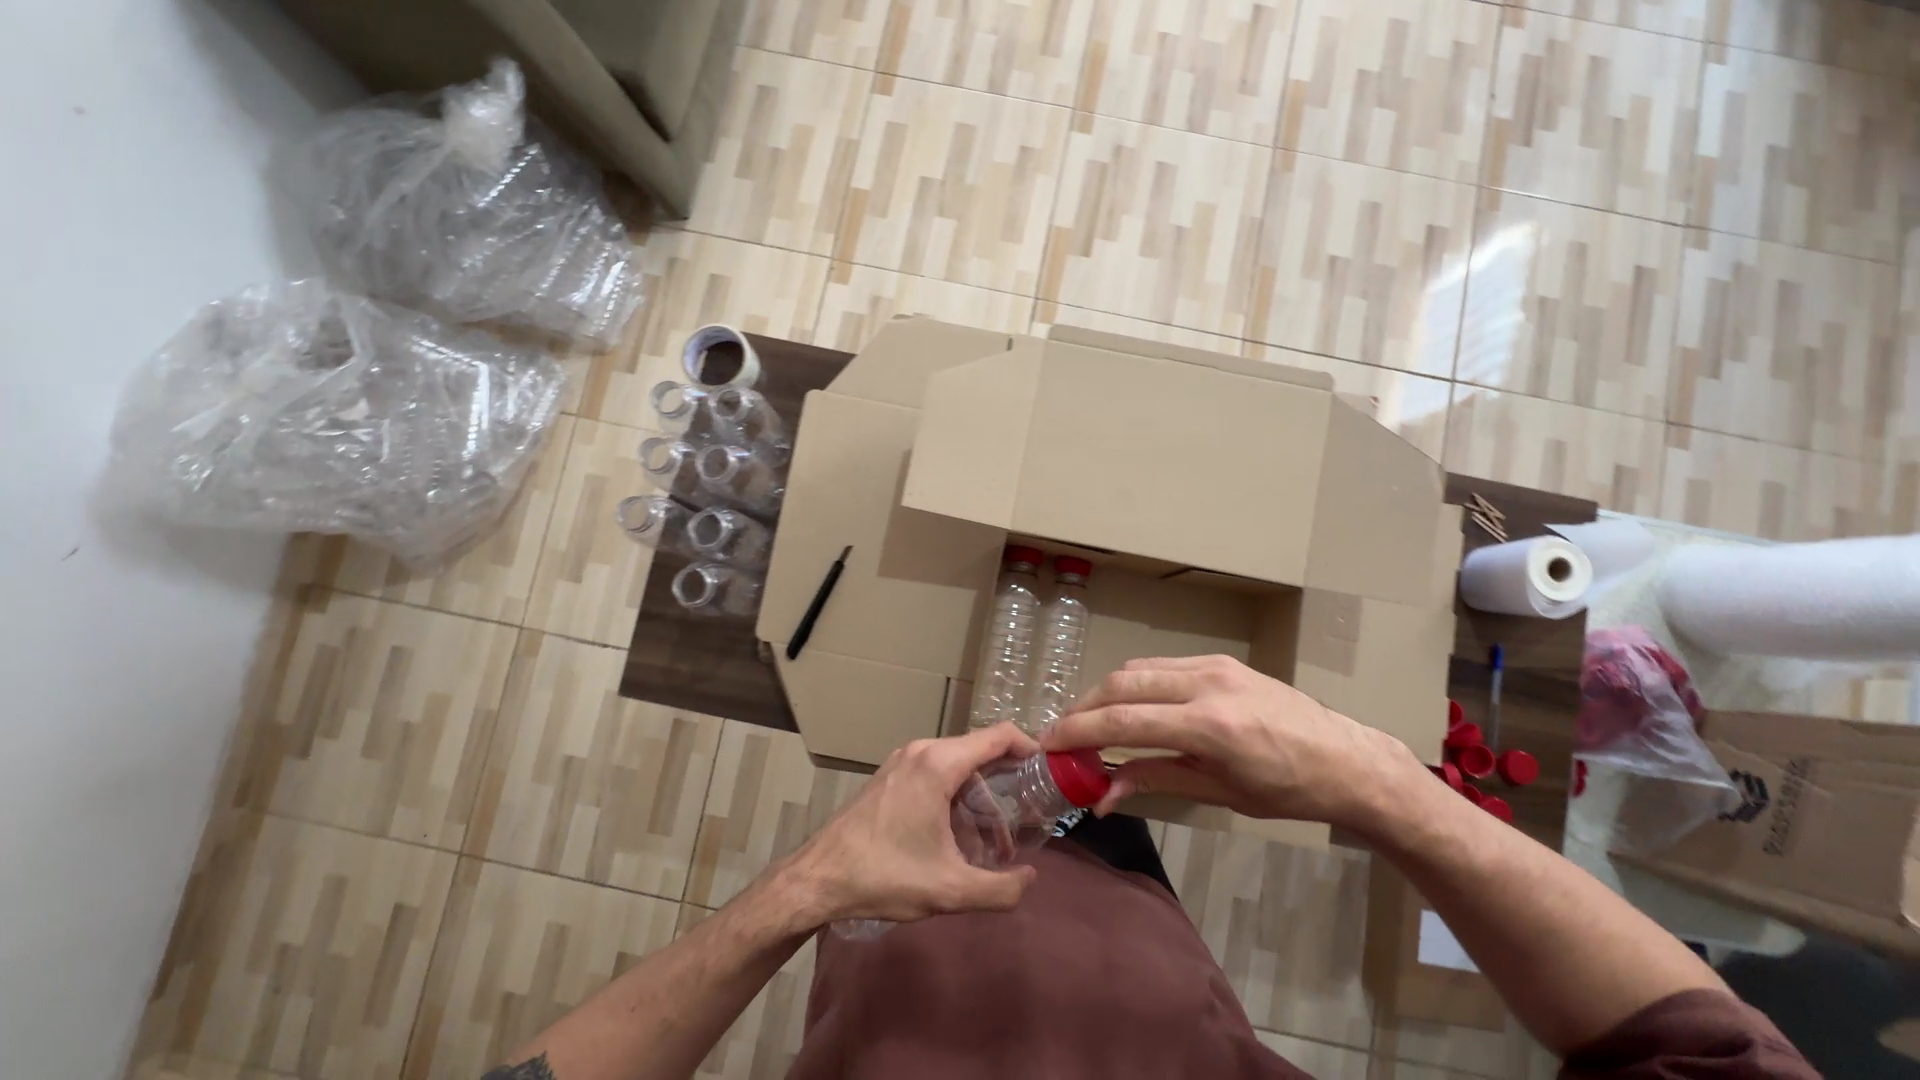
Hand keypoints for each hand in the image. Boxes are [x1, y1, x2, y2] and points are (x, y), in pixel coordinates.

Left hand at [784, 724, 1041, 927]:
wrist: (819, 879)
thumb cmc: (885, 876)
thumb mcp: (951, 889)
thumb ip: (1001, 888)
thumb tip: (1030, 880)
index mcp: (939, 763)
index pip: (999, 735)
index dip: (1031, 749)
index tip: (1052, 773)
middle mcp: (922, 751)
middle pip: (980, 752)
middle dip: (1009, 783)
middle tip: (1030, 818)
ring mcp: (902, 762)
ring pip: (958, 765)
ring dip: (981, 796)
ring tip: (995, 842)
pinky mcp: (890, 777)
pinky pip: (936, 774)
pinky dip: (957, 796)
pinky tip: (959, 837)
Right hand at [1042, 655, 1423, 832]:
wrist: (1345, 759)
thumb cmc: (1287, 790)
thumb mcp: (1220, 794)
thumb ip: (1156, 782)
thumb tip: (1102, 795)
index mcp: (1210, 727)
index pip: (1124, 721)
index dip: (1078, 731)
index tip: (1048, 745)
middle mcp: (1207, 685)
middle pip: (1121, 685)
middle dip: (1082, 708)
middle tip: (1060, 735)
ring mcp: (1214, 666)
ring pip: (1137, 670)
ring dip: (1105, 693)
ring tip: (1090, 723)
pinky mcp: (1220, 661)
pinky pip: (1161, 667)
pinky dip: (1134, 684)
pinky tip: (1129, 707)